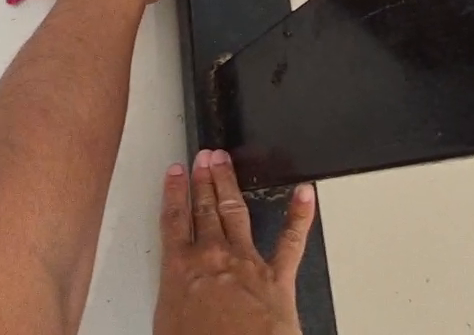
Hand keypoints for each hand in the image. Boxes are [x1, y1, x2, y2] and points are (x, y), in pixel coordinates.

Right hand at [155, 149, 317, 334]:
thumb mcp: (168, 325)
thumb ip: (173, 299)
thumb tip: (177, 301)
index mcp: (181, 269)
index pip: (174, 220)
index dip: (175, 192)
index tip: (176, 171)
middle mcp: (212, 256)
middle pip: (205, 209)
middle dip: (204, 180)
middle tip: (205, 156)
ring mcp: (246, 262)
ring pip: (235, 212)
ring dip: (230, 184)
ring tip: (226, 162)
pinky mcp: (277, 277)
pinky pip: (292, 240)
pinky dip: (300, 215)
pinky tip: (305, 193)